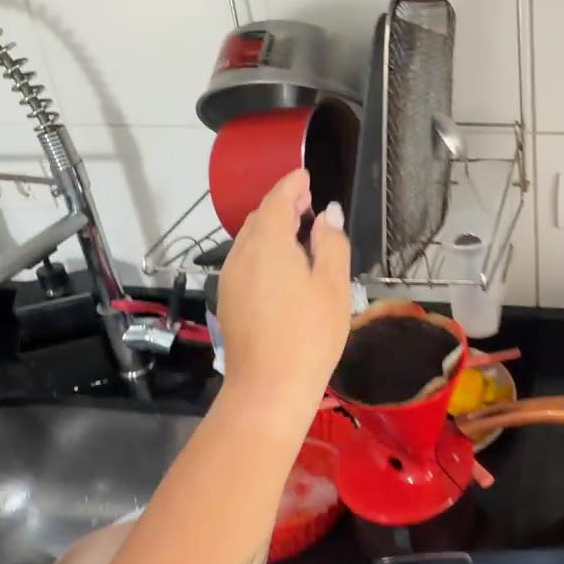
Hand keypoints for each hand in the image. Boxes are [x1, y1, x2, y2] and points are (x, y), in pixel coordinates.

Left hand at [216, 169, 351, 409]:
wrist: (269, 387)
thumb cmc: (310, 333)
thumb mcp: (333, 285)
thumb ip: (331, 242)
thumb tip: (328, 214)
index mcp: (269, 243)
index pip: (277, 199)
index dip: (292, 184)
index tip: (306, 176)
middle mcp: (242, 254)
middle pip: (260, 217)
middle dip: (283, 204)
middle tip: (309, 204)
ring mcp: (231, 278)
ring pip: (249, 240)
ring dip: (272, 228)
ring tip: (299, 233)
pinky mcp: (229, 299)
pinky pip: (245, 261)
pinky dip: (263, 250)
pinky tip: (283, 267)